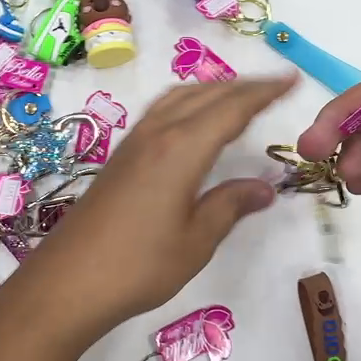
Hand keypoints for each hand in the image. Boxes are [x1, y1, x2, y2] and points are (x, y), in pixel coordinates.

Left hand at [18, 75, 298, 334]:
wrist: (69, 281)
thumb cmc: (139, 265)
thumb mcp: (196, 241)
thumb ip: (230, 206)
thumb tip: (265, 187)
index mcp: (181, 148)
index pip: (231, 108)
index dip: (264, 92)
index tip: (291, 79)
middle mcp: (158, 132)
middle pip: (207, 95)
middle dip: (244, 86)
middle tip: (276, 86)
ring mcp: (136, 140)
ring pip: (181, 97)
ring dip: (214, 89)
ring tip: (240, 97)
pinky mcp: (122, 154)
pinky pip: (163, 109)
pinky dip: (189, 101)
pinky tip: (194, 119)